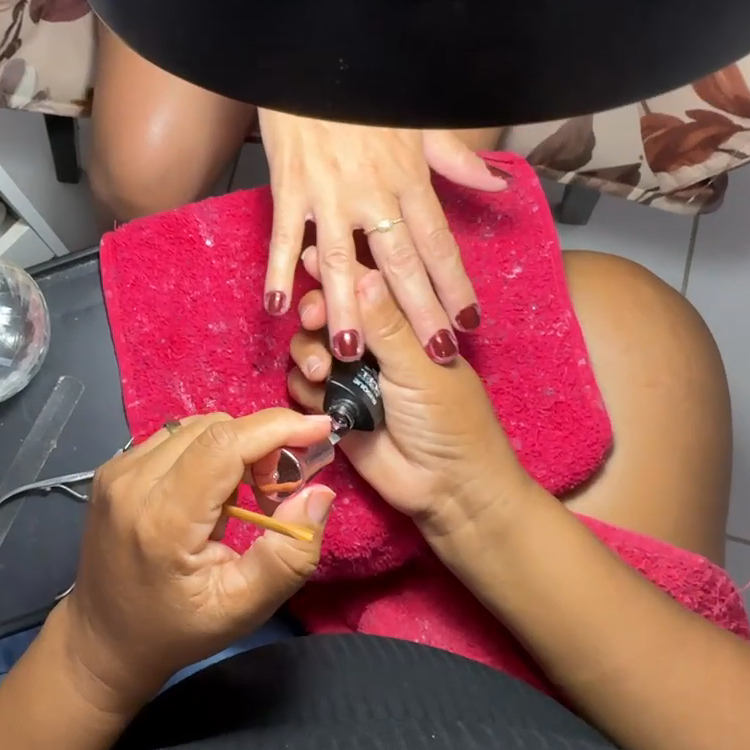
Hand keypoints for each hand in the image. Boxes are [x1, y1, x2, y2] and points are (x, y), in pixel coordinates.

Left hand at [60, 410, 335, 707]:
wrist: (101, 638)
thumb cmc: (174, 630)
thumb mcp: (242, 608)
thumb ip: (288, 554)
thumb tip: (319, 492)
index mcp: (162, 519)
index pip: (223, 444)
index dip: (276, 428)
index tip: (321, 429)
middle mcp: (132, 482)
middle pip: (212, 428)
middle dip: (260, 443)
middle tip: (280, 488)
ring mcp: (116, 470)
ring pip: (193, 427)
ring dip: (233, 446)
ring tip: (247, 494)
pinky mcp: (112, 468)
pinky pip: (172, 438)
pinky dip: (206, 452)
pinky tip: (212, 493)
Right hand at [259, 111, 507, 366]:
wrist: (319, 56)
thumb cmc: (367, 92)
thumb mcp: (419, 121)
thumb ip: (455, 160)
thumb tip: (497, 186)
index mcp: (409, 176)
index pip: (437, 242)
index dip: (453, 285)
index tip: (467, 324)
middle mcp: (374, 191)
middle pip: (400, 261)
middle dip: (418, 311)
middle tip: (431, 355)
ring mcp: (329, 193)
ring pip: (342, 258)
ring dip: (346, 305)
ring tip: (351, 348)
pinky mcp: (289, 188)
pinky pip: (285, 236)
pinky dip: (280, 270)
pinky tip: (278, 306)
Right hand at [287, 259, 531, 537]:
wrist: (445, 488)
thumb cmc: (449, 420)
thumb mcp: (419, 366)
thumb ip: (386, 324)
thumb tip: (363, 272)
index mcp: (404, 325)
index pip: (366, 287)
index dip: (338, 274)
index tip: (312, 261)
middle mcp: (373, 345)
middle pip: (328, 313)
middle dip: (316, 314)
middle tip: (314, 321)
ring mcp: (350, 375)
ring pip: (308, 346)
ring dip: (307, 352)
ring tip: (321, 372)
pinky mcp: (331, 406)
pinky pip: (301, 385)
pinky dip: (303, 387)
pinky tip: (318, 400)